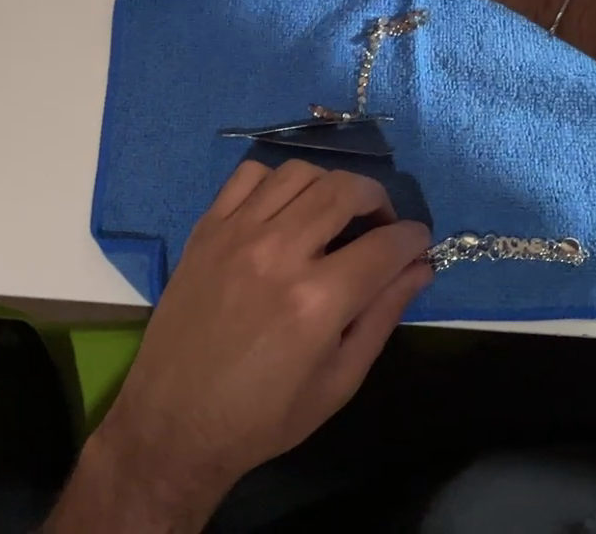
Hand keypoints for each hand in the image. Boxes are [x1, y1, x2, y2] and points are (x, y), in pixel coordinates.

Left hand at [76, 160, 433, 525]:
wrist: (175, 422)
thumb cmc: (265, 415)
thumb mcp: (340, 380)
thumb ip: (384, 315)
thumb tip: (420, 267)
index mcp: (317, 300)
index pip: (385, 244)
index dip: (414, 238)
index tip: (419, 242)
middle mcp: (279, 252)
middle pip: (345, 190)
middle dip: (378, 199)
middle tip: (382, 224)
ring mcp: (237, 233)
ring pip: (299, 173)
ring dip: (330, 185)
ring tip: (334, 213)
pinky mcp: (206, 228)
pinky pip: (249, 175)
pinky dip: (277, 180)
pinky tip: (285, 207)